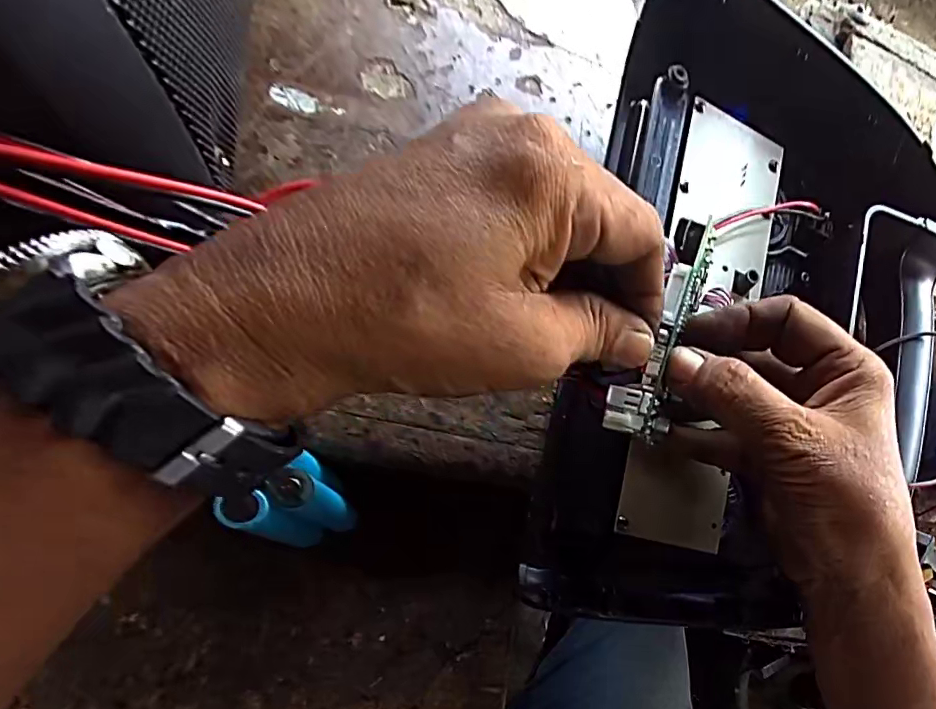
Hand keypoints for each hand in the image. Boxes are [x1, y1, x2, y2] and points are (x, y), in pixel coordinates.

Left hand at [105, 98, 664, 423]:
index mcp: (550, 172)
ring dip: (577, 274)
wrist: (286, 308)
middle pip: (606, 217)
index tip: (640, 338)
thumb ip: (603, 335)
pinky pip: (524, 207)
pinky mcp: (448, 161)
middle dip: (612, 285)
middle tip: (606, 344)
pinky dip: (540, 255)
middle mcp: (517, 137)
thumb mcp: (532, 344)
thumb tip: (635, 339)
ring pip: (567, 214)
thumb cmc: (401, 319)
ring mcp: (477, 142)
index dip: (650, 294)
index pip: (643, 232)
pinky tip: (528, 300)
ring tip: (563, 329)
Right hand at [665, 296, 919, 600]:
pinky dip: (700, 436)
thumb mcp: (798, 439)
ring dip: (699, 399)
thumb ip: (739, 396)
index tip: (698, 331)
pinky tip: (675, 434)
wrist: (851, 575)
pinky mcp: (769, 462)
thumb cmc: (859, 511)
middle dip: (712, 364)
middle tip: (671, 367)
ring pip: (735, 400)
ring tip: (664, 398)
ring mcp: (790, 430)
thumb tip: (692, 363)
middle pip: (754, 359)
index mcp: (848, 373)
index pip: (789, 321)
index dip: (741, 321)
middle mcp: (819, 395)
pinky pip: (726, 437)